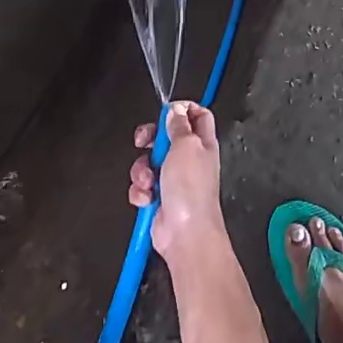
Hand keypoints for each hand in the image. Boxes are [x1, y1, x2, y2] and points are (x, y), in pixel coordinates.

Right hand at [128, 102, 226, 262]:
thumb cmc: (191, 190)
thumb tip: (175, 110)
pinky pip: (141, 185)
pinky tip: (147, 198)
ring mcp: (174, 178)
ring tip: (149, 182)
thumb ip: (179, 125)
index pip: (197, 115)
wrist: (185, 233)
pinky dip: (140, 191)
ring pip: (148, 161)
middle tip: (143, 140)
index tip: (167, 110)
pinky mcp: (159, 196)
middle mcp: (189, 159)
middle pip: (166, 136)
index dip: (182, 108)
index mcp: (202, 143)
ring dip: (142, 170)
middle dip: (151, 138)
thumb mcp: (186, 146)